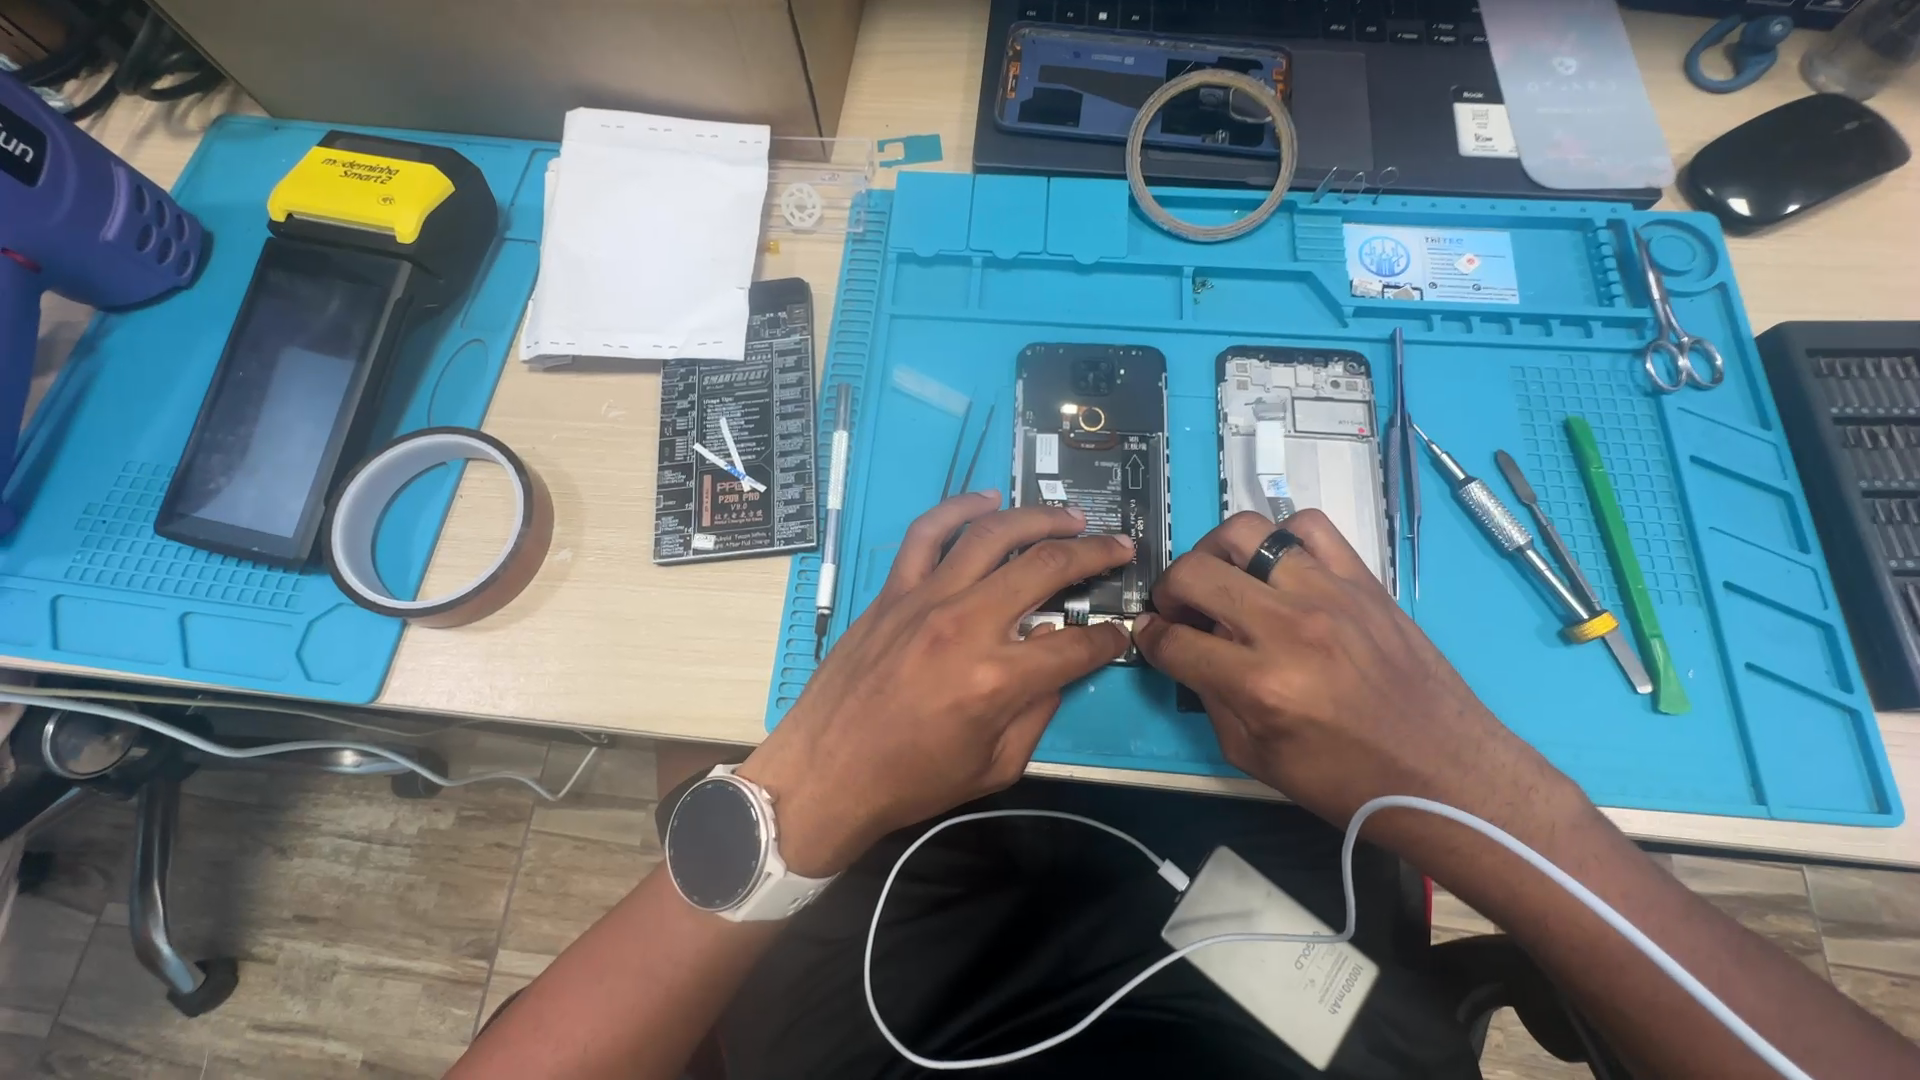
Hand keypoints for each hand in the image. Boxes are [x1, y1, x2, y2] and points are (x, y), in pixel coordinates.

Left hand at [737, 492, 1134, 877]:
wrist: (825, 774)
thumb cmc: (911, 781)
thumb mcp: (995, 766)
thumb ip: (1038, 711)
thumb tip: (1057, 661)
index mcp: (998, 679)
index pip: (1076, 644)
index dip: (1108, 638)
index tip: (1119, 632)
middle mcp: (967, 625)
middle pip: (1046, 569)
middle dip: (1095, 555)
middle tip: (1120, 548)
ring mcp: (925, 599)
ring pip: (992, 536)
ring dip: (1040, 518)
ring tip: (1070, 517)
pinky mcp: (892, 591)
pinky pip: (927, 534)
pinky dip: (959, 509)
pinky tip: (988, 500)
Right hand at [1132, 510, 1577, 842]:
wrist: (1446, 773)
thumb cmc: (1346, 781)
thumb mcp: (1255, 758)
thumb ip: (1209, 697)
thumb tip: (1184, 651)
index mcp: (1259, 685)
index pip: (1172, 640)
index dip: (1148, 638)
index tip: (1150, 637)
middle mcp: (1287, 628)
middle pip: (1193, 573)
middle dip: (1168, 591)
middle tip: (1179, 610)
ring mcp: (1328, 594)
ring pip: (1244, 532)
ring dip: (1214, 553)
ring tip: (1223, 578)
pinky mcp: (1363, 580)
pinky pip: (1309, 525)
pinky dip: (1280, 538)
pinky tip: (1278, 567)